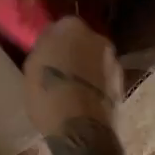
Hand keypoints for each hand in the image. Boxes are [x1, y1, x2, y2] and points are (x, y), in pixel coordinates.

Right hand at [24, 17, 124, 154]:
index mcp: (72, 25)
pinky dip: (97, 84)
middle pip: (83, 40)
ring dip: (88, 68)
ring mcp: (113, 61)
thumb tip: (49, 43)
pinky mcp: (122, 85)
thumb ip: (44, 47)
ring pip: (96, 59)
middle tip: (62, 68)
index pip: (61, 26)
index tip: (48, 54)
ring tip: (74, 87)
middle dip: (74, 51)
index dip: (54, 40)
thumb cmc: (49, 91)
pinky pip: (104, 79)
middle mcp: (96, 37)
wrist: (81, 128)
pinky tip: (86, 98)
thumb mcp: (32, 64)